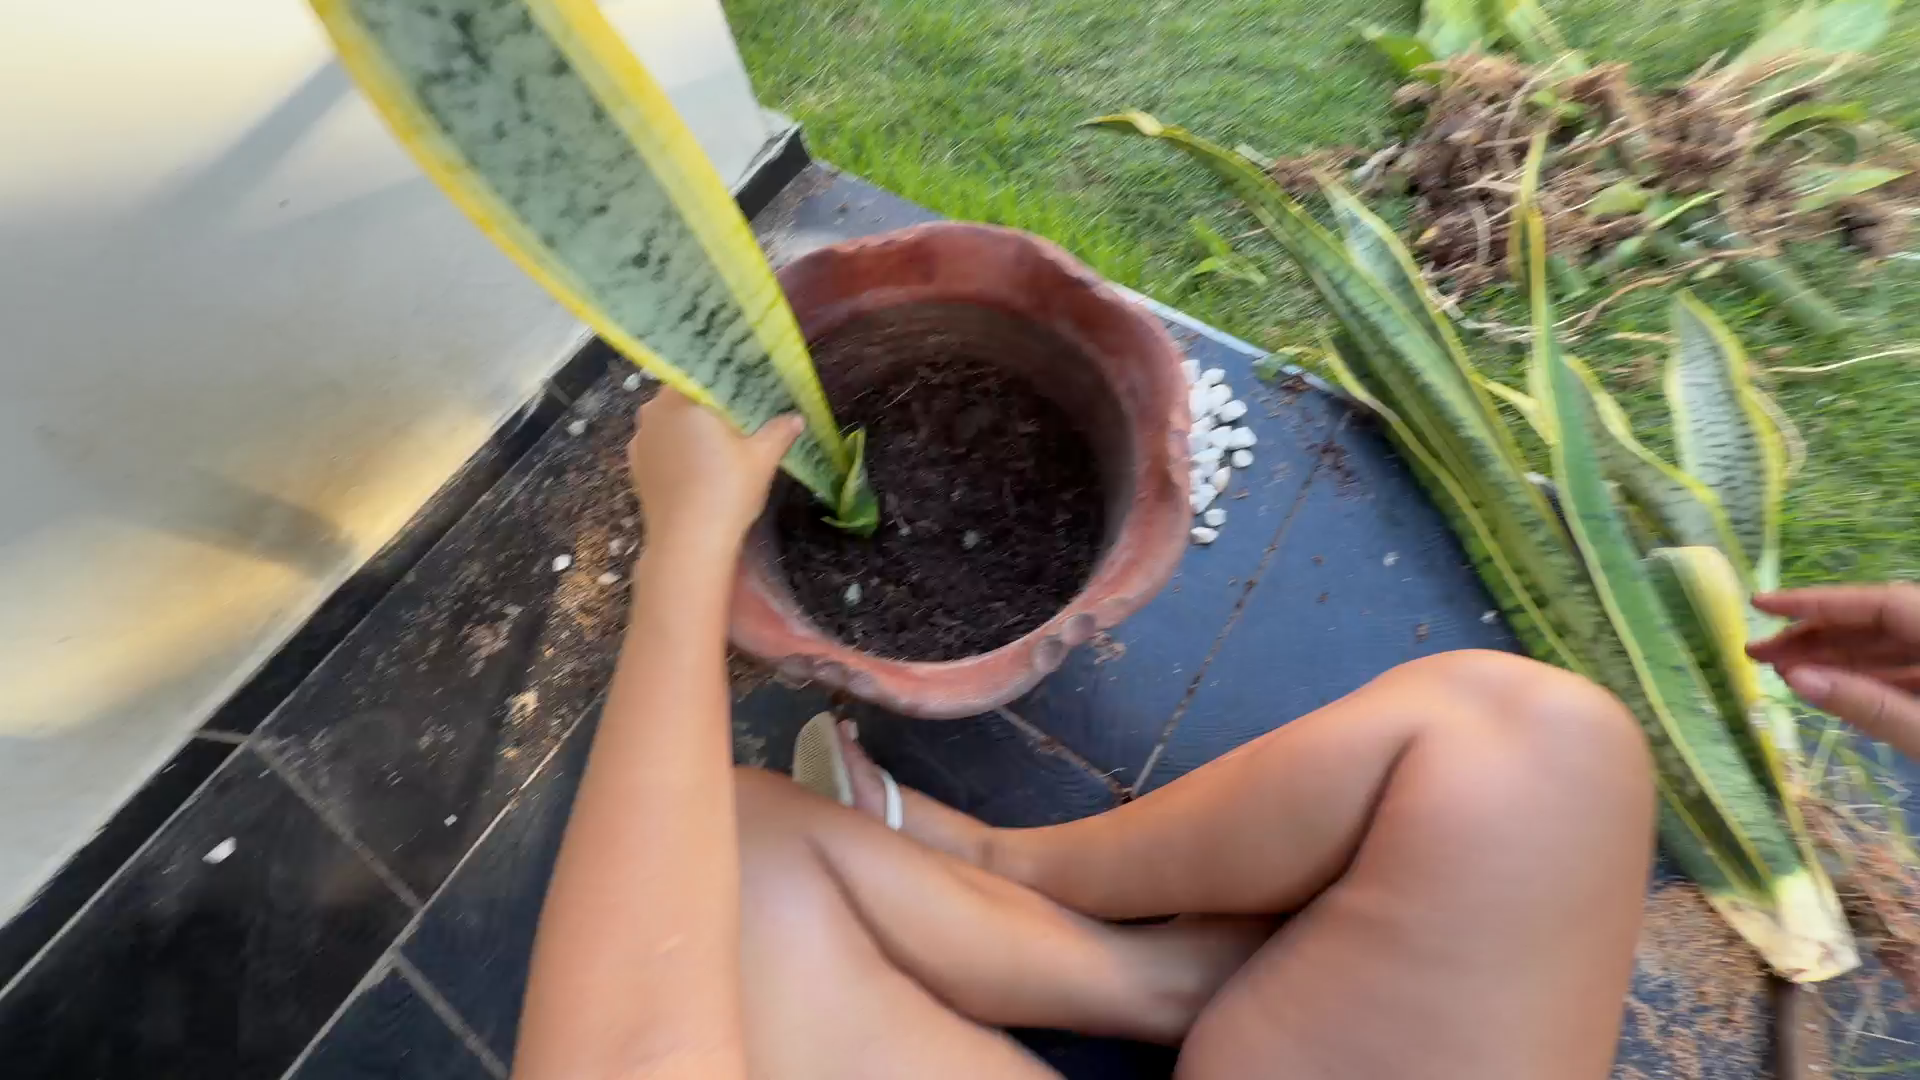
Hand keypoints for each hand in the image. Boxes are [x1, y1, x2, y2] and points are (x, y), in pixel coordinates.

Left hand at [627, 389, 803, 555]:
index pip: (701, 372)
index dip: (724, 379)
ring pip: (670, 422)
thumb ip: (778, 432)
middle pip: (684, 397)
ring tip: (720, 444)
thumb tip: (796, 418)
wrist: (688, 544)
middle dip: (709, 405)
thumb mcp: (762, 459)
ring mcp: (640, 440)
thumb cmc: (726, 491)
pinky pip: (661, 446)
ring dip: (692, 428)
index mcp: (682, 399)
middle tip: (739, 417)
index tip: (744, 389)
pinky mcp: (636, 467)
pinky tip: (699, 466)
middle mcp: (653, 412)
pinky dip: (678, 450)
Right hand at [1747, 583, 1919, 757]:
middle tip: (1757, 653)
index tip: (1758, 605)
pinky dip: (1863, 677)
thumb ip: (1871, 707)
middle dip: (1815, 637)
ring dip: (1832, 659)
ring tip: (1781, 671)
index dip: (1818, 602)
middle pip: (1881, 626)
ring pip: (1891, 650)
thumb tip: (1795, 678)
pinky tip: (1824, 687)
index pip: (1884, 603)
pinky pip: (1908, 671)